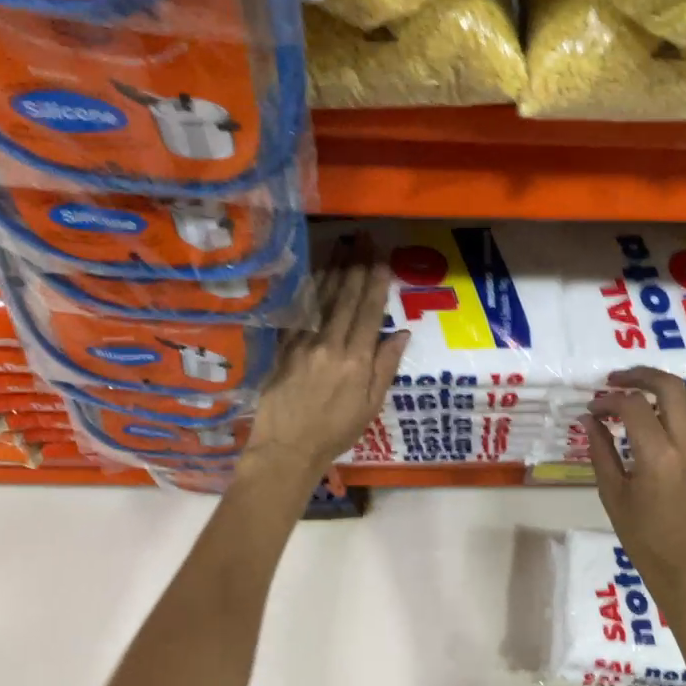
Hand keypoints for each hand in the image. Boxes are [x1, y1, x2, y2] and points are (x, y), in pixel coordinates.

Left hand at [241, 237, 408, 481]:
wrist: (287, 449)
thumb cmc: (335, 432)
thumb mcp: (370, 406)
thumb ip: (385, 367)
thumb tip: (401, 333)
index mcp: (356, 360)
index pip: (369, 311)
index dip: (377, 281)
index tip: (382, 256)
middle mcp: (330, 344)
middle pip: (346, 297)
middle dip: (357, 264)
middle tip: (363, 237)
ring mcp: (303, 343)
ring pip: (322, 299)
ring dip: (334, 269)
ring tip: (342, 244)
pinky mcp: (283, 347)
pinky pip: (299, 312)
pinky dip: (310, 291)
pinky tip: (316, 274)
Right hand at [584, 368, 685, 597]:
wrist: (681, 562)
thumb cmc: (641, 534)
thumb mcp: (612, 492)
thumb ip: (600, 450)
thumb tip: (589, 419)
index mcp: (658, 456)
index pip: (634, 406)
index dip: (608, 401)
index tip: (591, 409)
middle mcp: (684, 444)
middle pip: (671, 387)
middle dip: (640, 375)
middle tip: (615, 380)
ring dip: (662, 385)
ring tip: (635, 390)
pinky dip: (674, 402)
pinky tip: (652, 412)